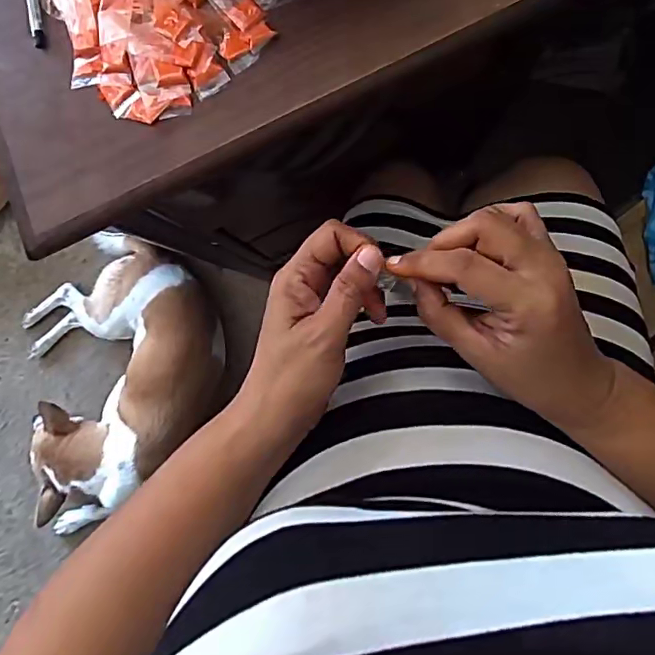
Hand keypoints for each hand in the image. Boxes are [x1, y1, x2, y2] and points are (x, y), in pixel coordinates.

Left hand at [235, 220, 384, 439]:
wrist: (272, 419)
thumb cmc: (288, 383)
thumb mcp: (326, 333)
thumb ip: (349, 290)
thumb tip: (370, 254)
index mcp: (293, 279)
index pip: (329, 235)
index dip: (358, 244)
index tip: (379, 267)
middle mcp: (299, 283)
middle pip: (339, 250)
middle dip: (366, 265)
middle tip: (382, 290)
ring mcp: (308, 300)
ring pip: (344, 272)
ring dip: (366, 285)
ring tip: (378, 311)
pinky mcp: (317, 317)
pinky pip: (344, 294)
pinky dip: (362, 301)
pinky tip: (370, 318)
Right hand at [386, 203, 618, 431]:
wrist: (579, 383)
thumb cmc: (531, 378)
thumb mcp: (476, 354)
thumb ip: (439, 314)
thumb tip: (413, 282)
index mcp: (527, 301)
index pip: (464, 264)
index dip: (422, 262)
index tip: (395, 266)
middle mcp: (543, 269)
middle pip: (482, 225)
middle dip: (443, 241)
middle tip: (426, 268)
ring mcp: (551, 256)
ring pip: (497, 215)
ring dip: (464, 232)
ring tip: (450, 261)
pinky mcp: (550, 251)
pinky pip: (519, 216)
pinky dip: (491, 222)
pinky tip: (478, 246)